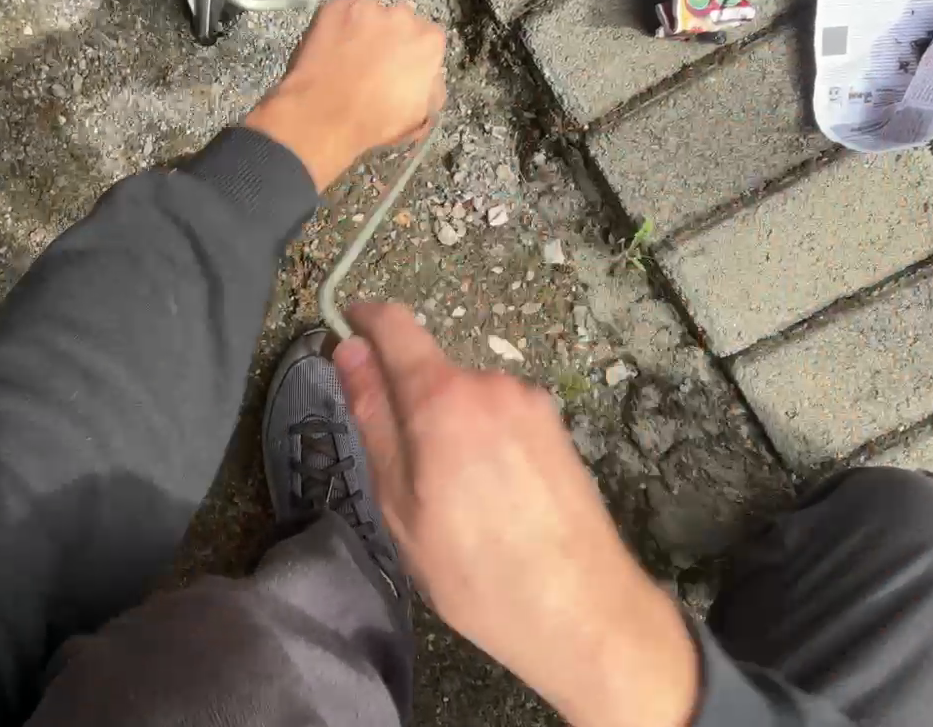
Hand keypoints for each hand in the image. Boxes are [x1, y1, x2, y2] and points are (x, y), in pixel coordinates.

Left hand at [244, 0, 444, 190]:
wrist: (325, 117)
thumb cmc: (373, 122)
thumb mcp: (420, 116)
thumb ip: (433, 88)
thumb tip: (430, 77)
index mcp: (429, 41)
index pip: (427, 40)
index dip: (411, 56)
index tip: (398, 69)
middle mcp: (403, 17)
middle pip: (400, 22)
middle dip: (389, 39)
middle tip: (371, 64)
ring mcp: (368, 9)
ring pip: (370, 15)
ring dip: (364, 30)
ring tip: (347, 59)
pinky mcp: (337, 7)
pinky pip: (342, 11)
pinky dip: (339, 25)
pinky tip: (332, 49)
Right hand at [333, 303, 698, 726]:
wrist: (587, 615)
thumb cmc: (474, 569)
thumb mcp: (399, 500)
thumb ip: (372, 415)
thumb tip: (348, 350)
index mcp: (443, 396)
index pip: (394, 325)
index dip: (364, 318)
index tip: (345, 326)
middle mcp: (490, 382)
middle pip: (430, 370)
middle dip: (408, 403)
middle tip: (407, 476)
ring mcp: (529, 401)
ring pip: (465, 397)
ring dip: (448, 426)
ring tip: (458, 500)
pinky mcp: (555, 425)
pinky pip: (498, 414)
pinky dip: (481, 439)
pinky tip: (495, 498)